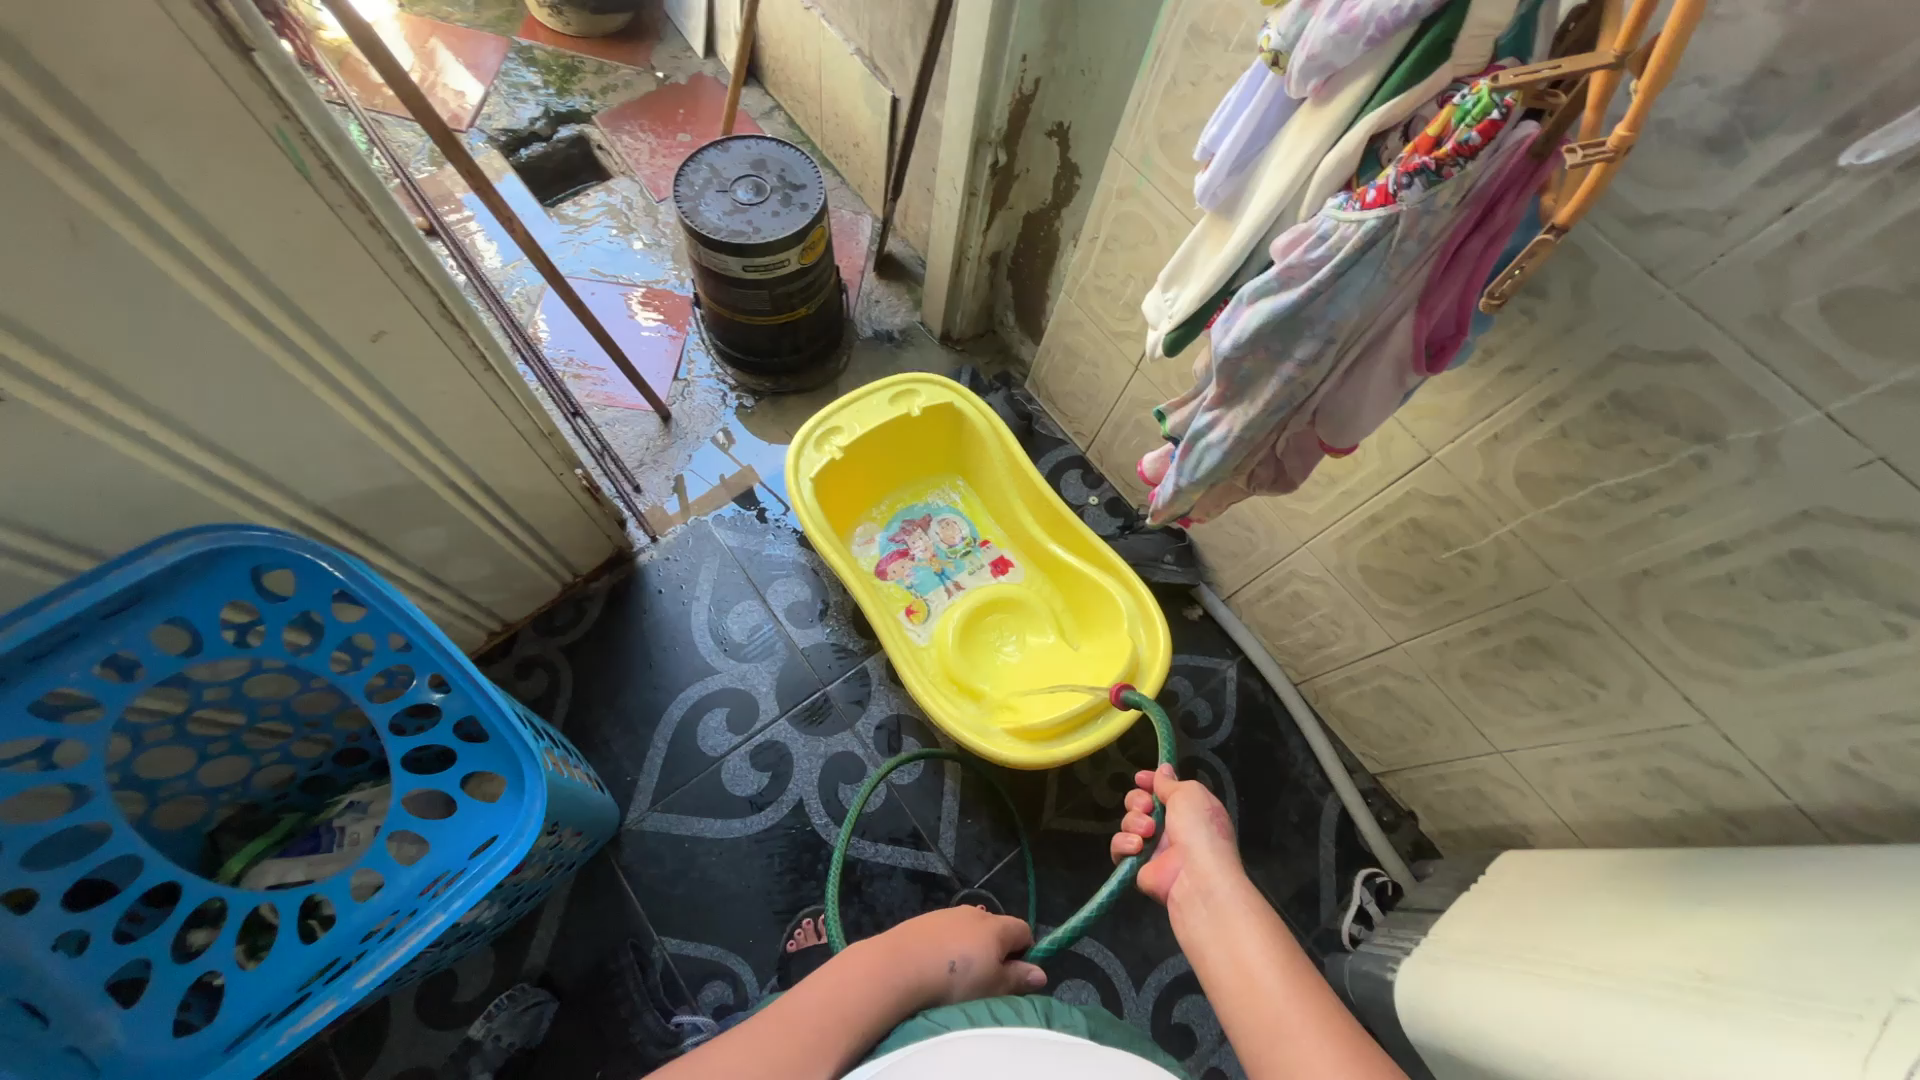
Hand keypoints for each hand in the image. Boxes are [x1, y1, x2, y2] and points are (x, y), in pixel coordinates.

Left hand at [863, 905, 1046, 1008]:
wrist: (900, 965)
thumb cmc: (956, 980)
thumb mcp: (993, 986)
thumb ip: (1017, 978)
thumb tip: (1041, 972)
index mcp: (997, 926)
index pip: (1024, 929)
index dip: (1026, 952)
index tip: (1015, 976)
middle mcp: (975, 913)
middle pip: (996, 928)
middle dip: (997, 951)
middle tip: (987, 982)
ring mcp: (948, 914)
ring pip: (969, 930)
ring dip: (971, 949)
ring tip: (959, 978)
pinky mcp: (925, 920)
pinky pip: (946, 933)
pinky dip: (948, 947)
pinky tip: (936, 967)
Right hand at [1110, 763, 1242, 906]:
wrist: (1197, 877)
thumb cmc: (1199, 830)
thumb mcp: (1189, 794)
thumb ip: (1170, 782)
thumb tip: (1164, 768)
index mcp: (1188, 810)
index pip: (1162, 790)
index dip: (1150, 782)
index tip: (1140, 778)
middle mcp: (1171, 828)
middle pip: (1140, 804)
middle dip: (1138, 800)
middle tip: (1147, 807)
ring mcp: (1154, 848)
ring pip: (1129, 823)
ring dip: (1134, 822)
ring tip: (1149, 831)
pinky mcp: (1138, 866)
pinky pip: (1120, 848)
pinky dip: (1124, 844)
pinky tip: (1137, 847)